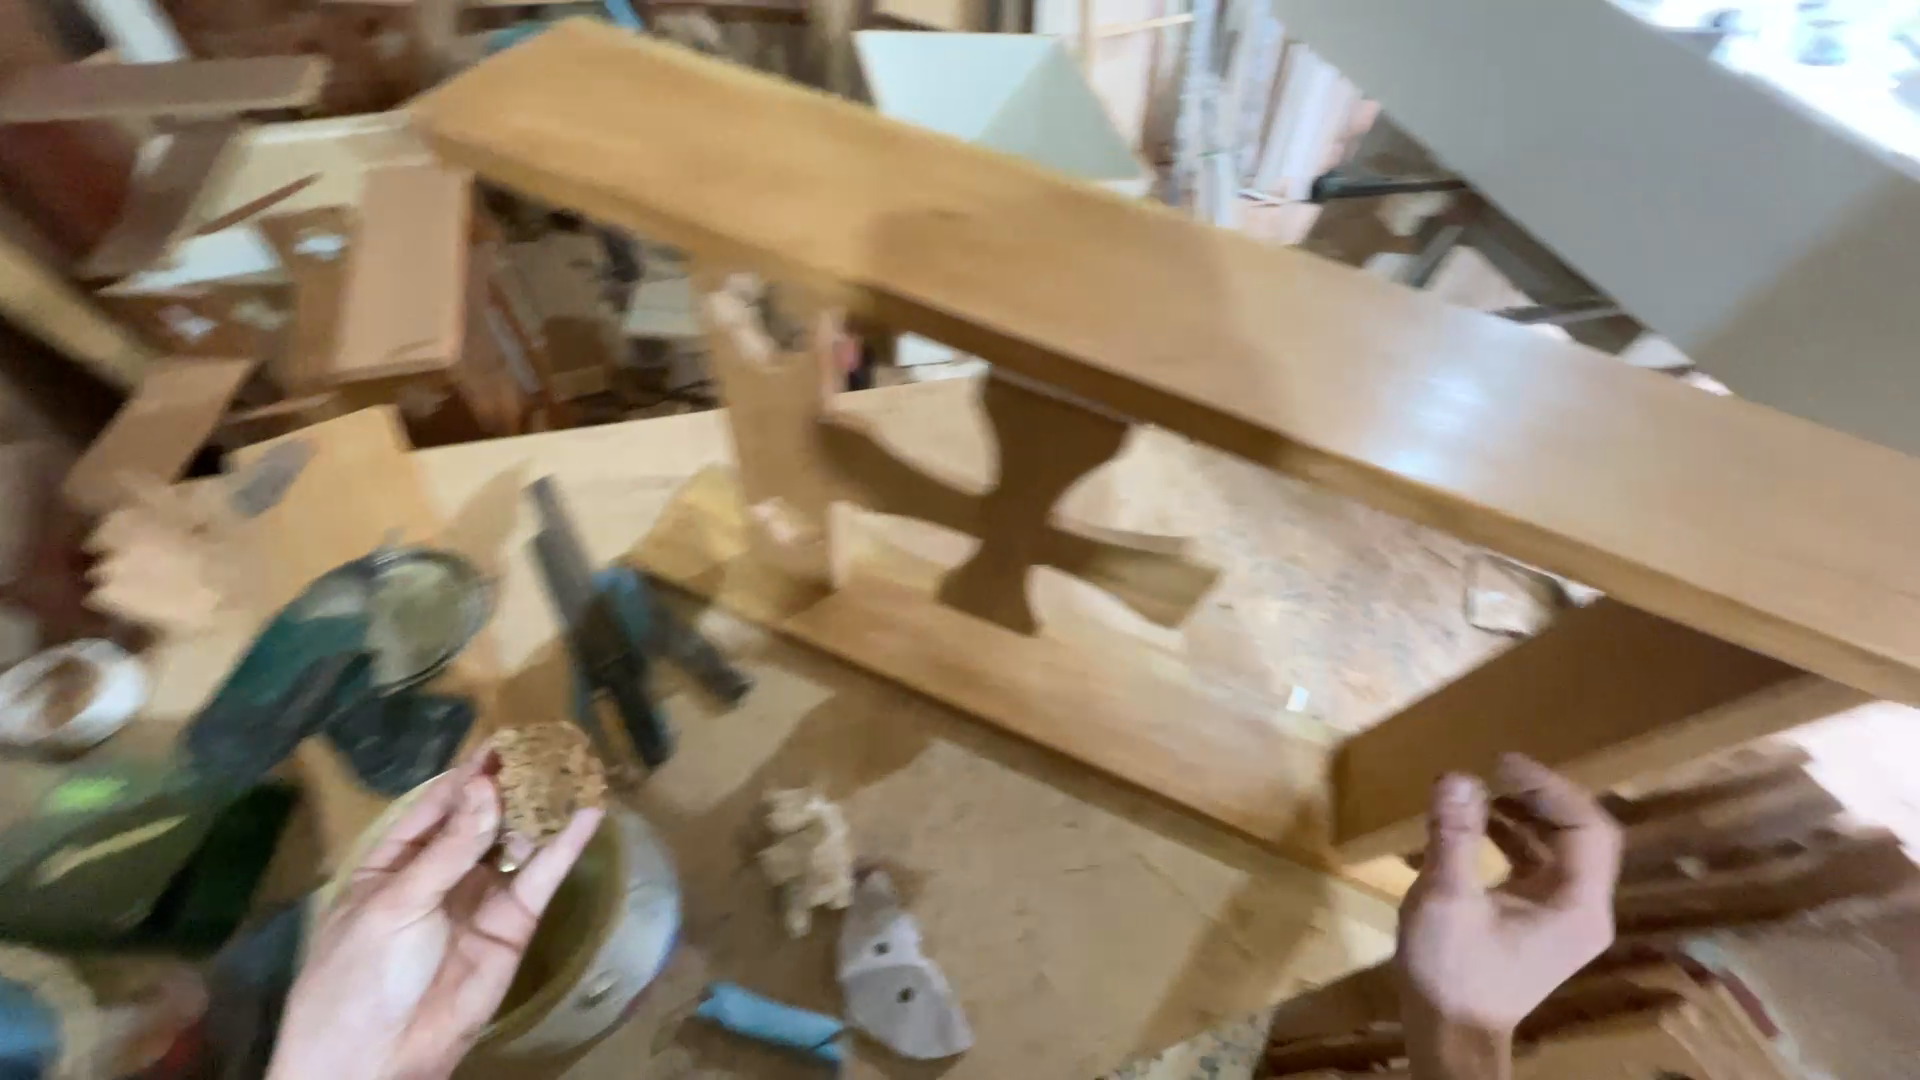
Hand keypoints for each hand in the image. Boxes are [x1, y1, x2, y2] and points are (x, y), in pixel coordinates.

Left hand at [267, 750, 602, 1079]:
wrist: (377, 1064)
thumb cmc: (361, 979)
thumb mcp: (396, 905)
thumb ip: (450, 846)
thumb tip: (486, 783)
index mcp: (395, 865)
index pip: (437, 807)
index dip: (470, 775)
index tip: (504, 742)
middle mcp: (443, 872)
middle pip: (485, 817)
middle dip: (513, 783)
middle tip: (547, 748)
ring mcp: (483, 894)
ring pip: (519, 839)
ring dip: (544, 806)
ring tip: (574, 769)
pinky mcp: (517, 918)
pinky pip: (544, 873)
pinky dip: (568, 842)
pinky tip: (590, 811)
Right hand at [1397, 754, 1621, 1038]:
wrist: (1448, 1028)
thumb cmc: (1451, 967)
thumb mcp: (1446, 897)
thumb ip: (1453, 835)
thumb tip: (1455, 777)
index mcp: (1576, 905)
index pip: (1587, 829)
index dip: (1549, 788)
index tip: (1499, 763)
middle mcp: (1579, 907)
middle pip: (1576, 834)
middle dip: (1534, 795)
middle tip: (1488, 769)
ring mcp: (1558, 915)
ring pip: (1553, 847)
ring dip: (1517, 813)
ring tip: (1475, 789)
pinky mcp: (1533, 918)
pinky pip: (1530, 863)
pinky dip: (1503, 837)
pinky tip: (1464, 826)